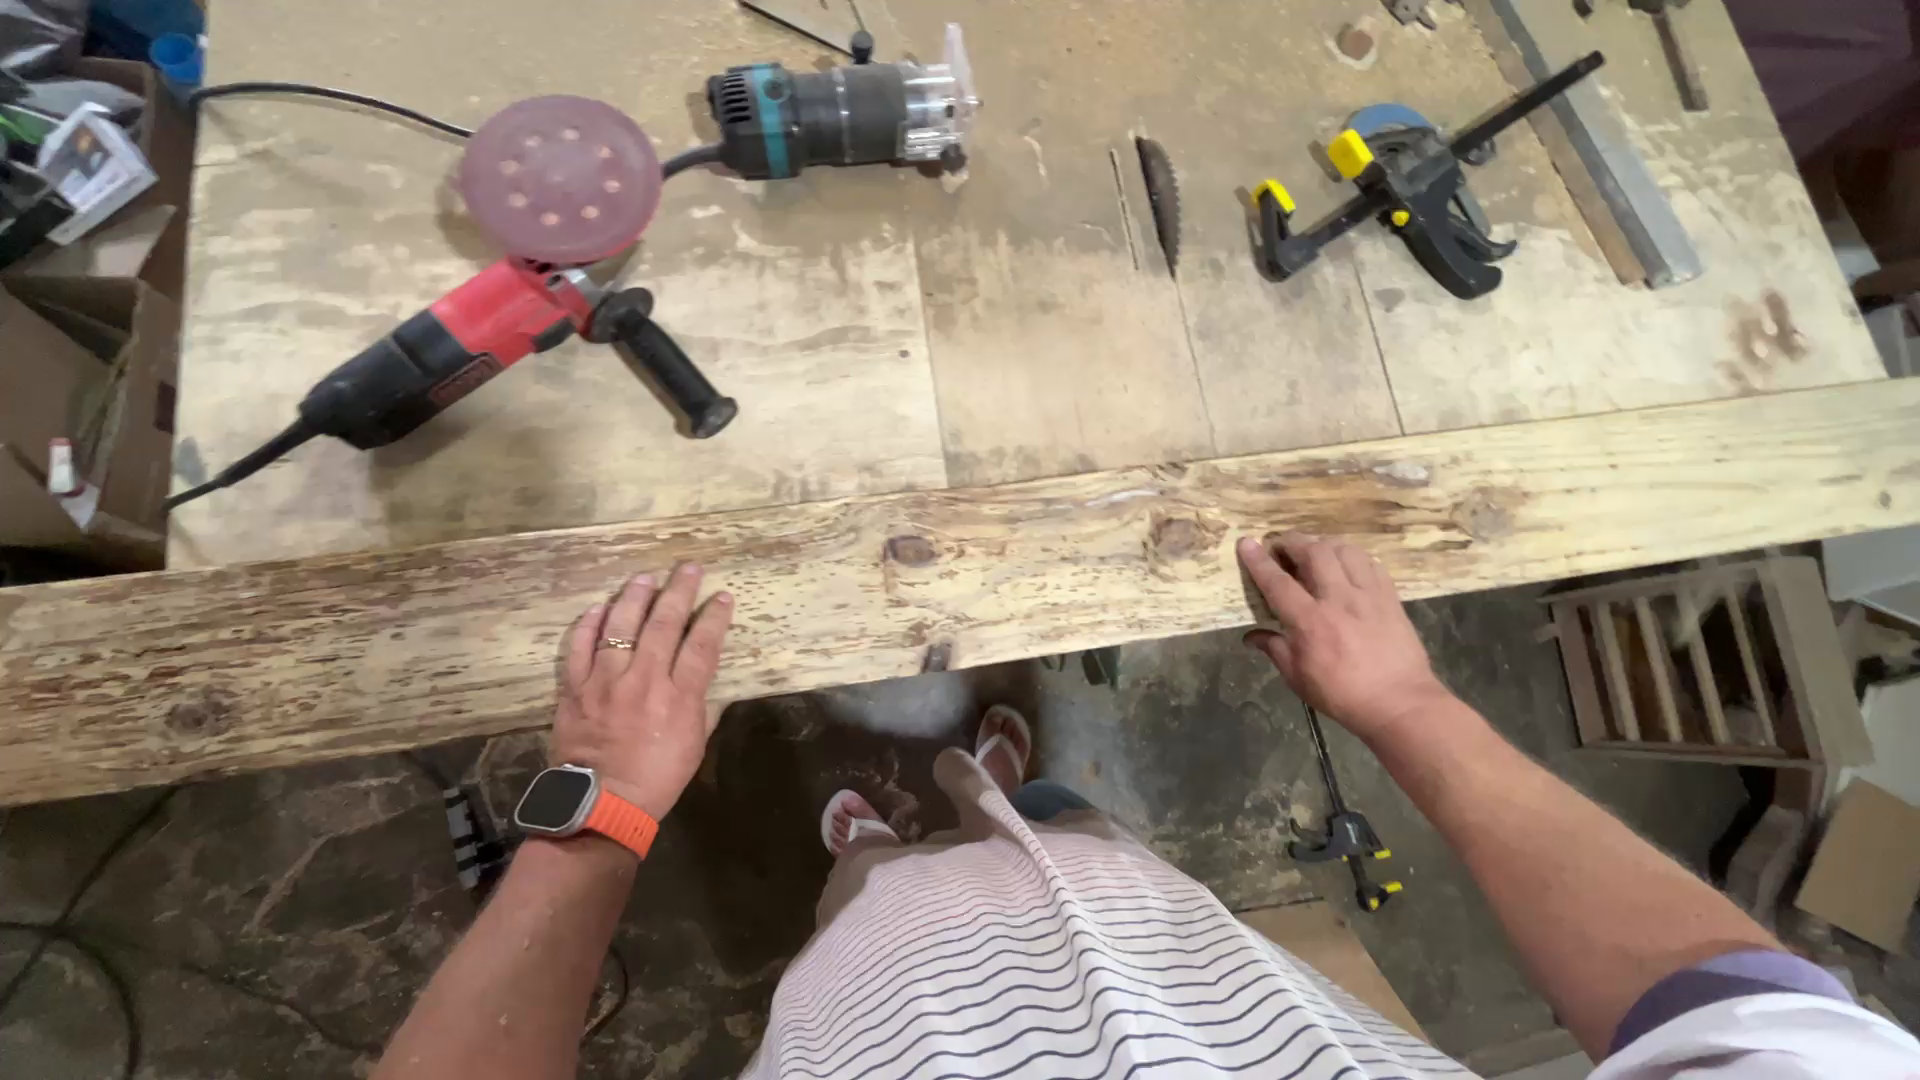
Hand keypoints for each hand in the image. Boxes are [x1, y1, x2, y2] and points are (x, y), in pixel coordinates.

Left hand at [549, 563, 733, 819]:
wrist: (604, 806)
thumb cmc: (659, 777)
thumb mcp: (695, 742)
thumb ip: (701, 706)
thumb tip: (705, 681)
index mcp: (679, 696)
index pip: (702, 645)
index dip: (715, 617)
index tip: (722, 596)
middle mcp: (644, 680)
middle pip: (665, 624)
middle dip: (680, 592)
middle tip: (689, 567)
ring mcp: (605, 682)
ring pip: (621, 627)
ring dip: (635, 597)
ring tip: (645, 577)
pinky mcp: (575, 689)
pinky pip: (578, 649)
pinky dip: (588, 625)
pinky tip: (599, 608)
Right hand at [1236, 532, 1451, 741]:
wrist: (1399, 703)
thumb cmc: (1341, 694)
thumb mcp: (1297, 677)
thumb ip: (1274, 649)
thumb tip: (1250, 636)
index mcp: (1310, 622)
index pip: (1278, 582)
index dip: (1259, 560)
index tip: (1246, 542)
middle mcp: (1339, 600)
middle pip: (1314, 552)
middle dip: (1292, 541)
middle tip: (1281, 546)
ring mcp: (1369, 596)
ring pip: (1345, 550)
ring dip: (1324, 544)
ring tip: (1314, 551)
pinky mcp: (1390, 598)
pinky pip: (1371, 563)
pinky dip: (1353, 557)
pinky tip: (1346, 566)